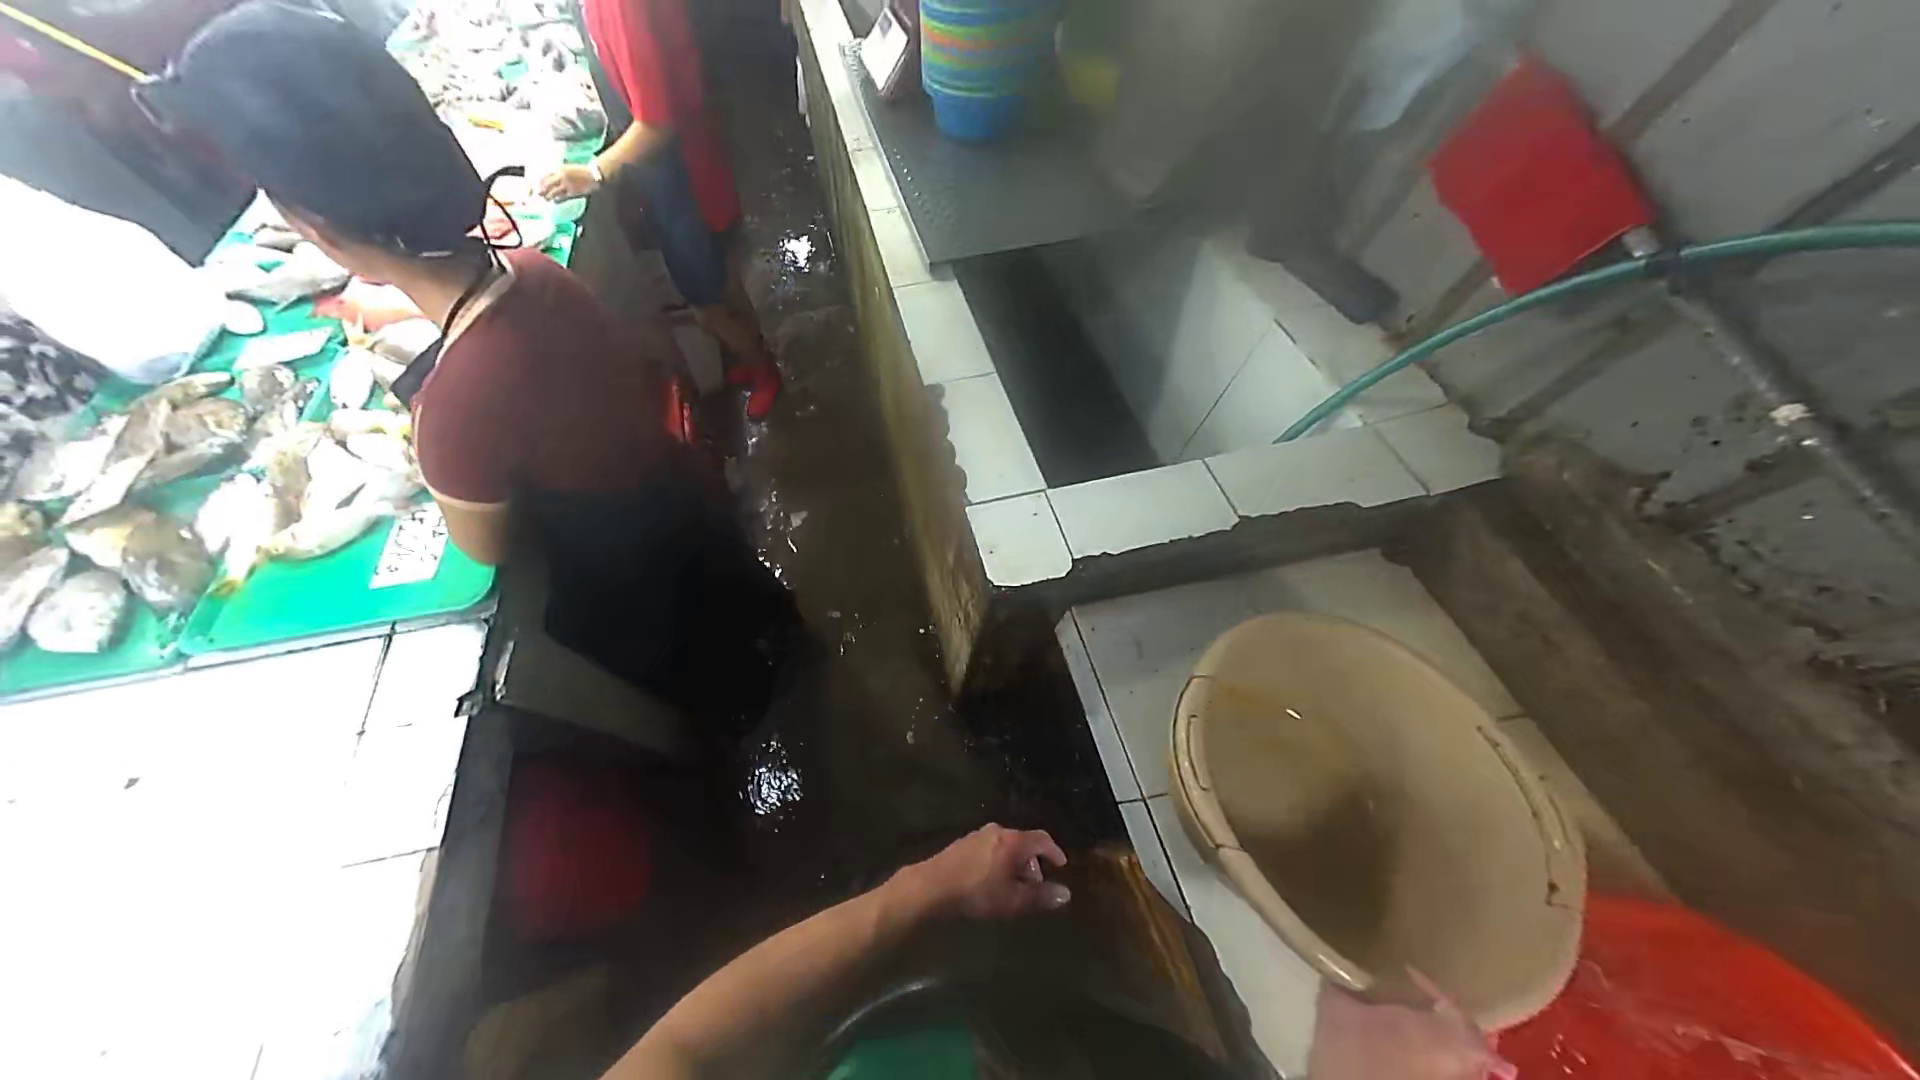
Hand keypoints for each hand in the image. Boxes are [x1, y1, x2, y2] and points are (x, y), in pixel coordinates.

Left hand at [538, 163, 599, 200]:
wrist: (593, 175)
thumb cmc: (582, 171)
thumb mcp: (568, 168)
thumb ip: (560, 173)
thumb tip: (553, 178)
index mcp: (559, 170)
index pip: (546, 176)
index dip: (540, 182)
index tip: (536, 185)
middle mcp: (561, 177)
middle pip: (548, 185)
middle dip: (542, 190)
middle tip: (539, 194)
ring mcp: (567, 185)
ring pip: (554, 192)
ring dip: (549, 196)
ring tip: (546, 199)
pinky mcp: (573, 193)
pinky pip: (563, 197)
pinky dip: (558, 200)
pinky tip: (555, 201)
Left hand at [897, 824, 1069, 919]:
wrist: (933, 885)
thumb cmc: (978, 892)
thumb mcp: (1012, 900)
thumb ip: (1040, 896)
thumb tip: (1066, 893)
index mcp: (1013, 841)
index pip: (1042, 839)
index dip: (1054, 851)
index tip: (1061, 864)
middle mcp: (998, 831)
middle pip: (1024, 841)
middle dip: (1034, 861)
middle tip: (1036, 883)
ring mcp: (979, 834)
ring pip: (1007, 844)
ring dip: (1016, 861)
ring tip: (1015, 884)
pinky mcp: (965, 842)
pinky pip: (992, 846)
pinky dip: (1001, 859)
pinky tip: (994, 879)